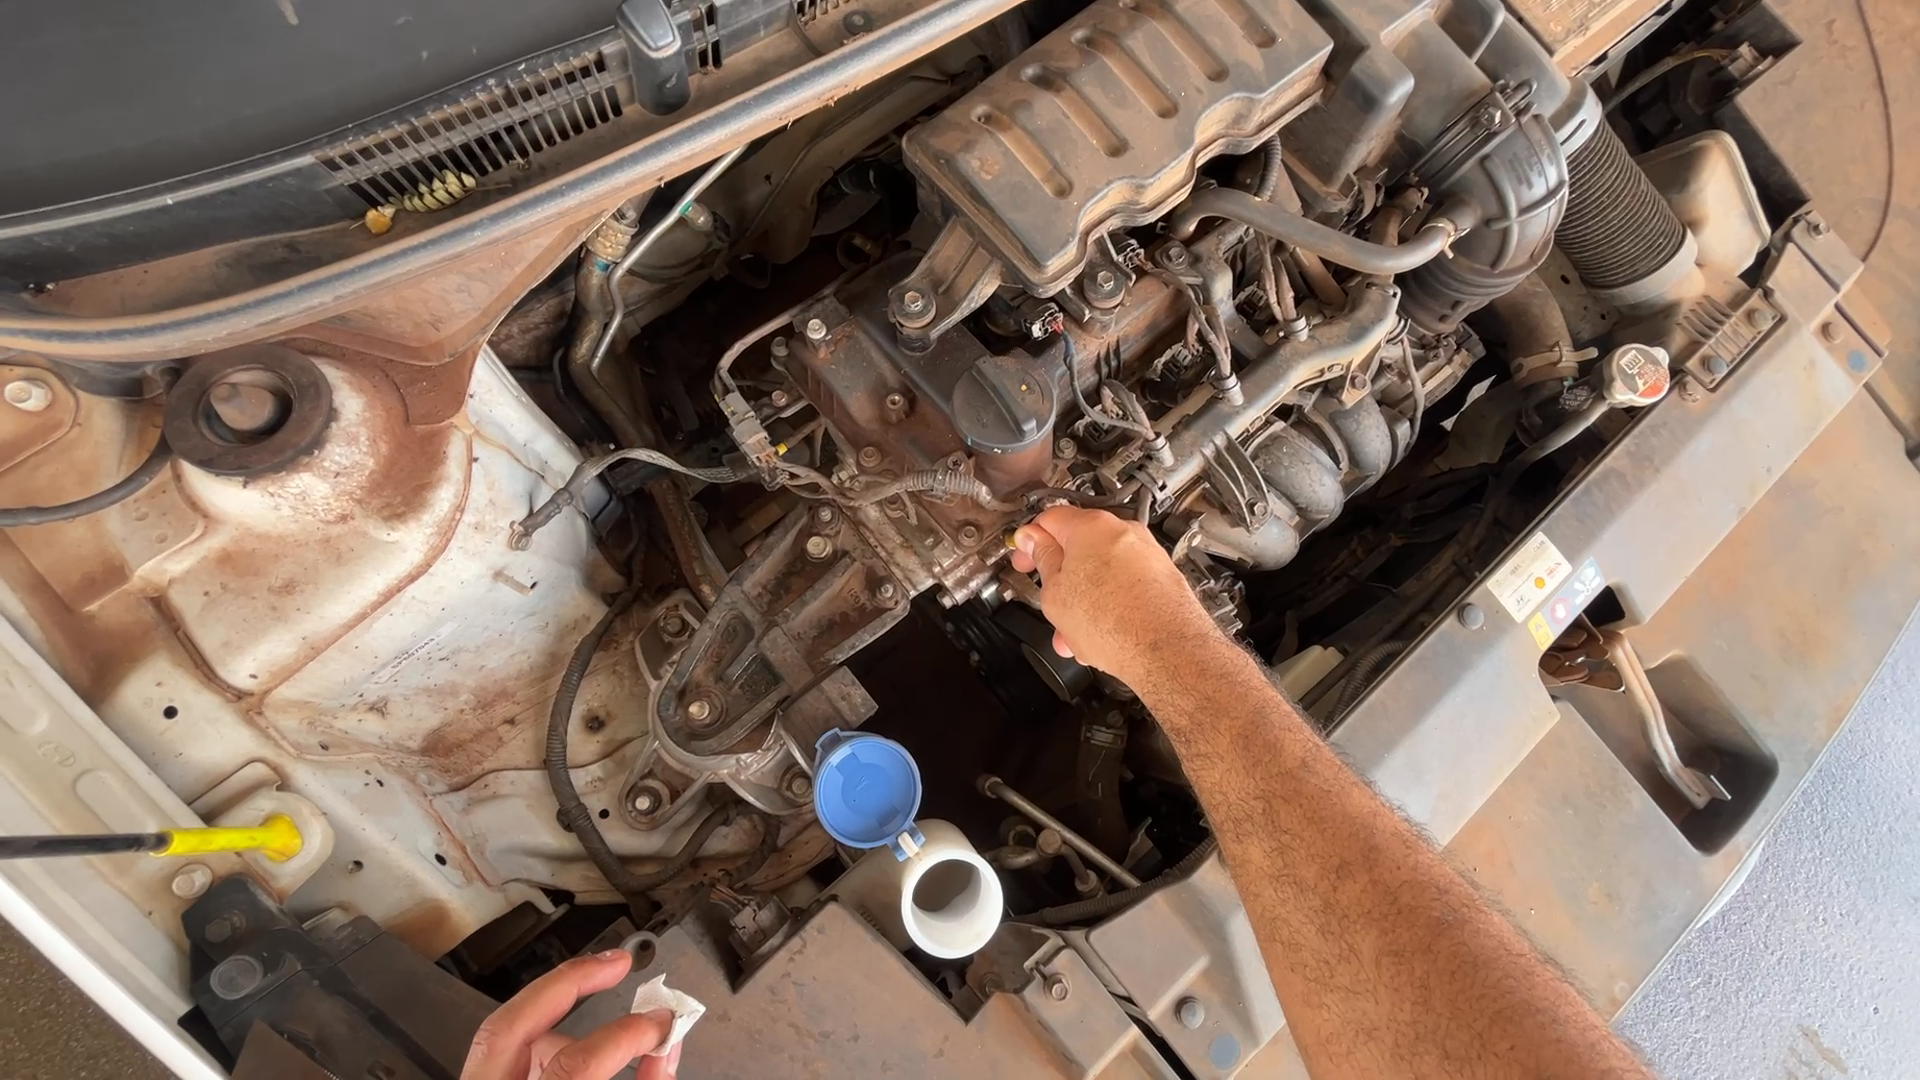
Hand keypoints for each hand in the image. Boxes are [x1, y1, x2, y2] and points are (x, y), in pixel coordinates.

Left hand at [462, 950, 681, 1079]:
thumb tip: (667, 1048)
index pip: (575, 1066)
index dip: (627, 1036)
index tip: (661, 1024)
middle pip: (508, 1026)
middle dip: (570, 981)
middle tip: (618, 960)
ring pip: (501, 1031)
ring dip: (555, 1002)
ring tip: (599, 984)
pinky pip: (503, 1053)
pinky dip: (539, 1036)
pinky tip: (566, 1040)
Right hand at [1010, 506, 1220, 685]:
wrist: (1165, 651)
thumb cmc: (1115, 623)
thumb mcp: (1055, 594)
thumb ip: (1042, 560)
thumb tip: (1034, 541)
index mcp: (1091, 527)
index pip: (1049, 519)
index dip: (1030, 540)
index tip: (1024, 555)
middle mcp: (1123, 532)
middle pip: (1078, 545)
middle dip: (1059, 575)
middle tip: (1046, 594)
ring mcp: (1146, 554)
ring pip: (1101, 570)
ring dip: (1082, 597)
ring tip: (1072, 630)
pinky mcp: (1161, 577)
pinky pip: (1124, 584)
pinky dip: (1108, 603)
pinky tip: (1099, 633)